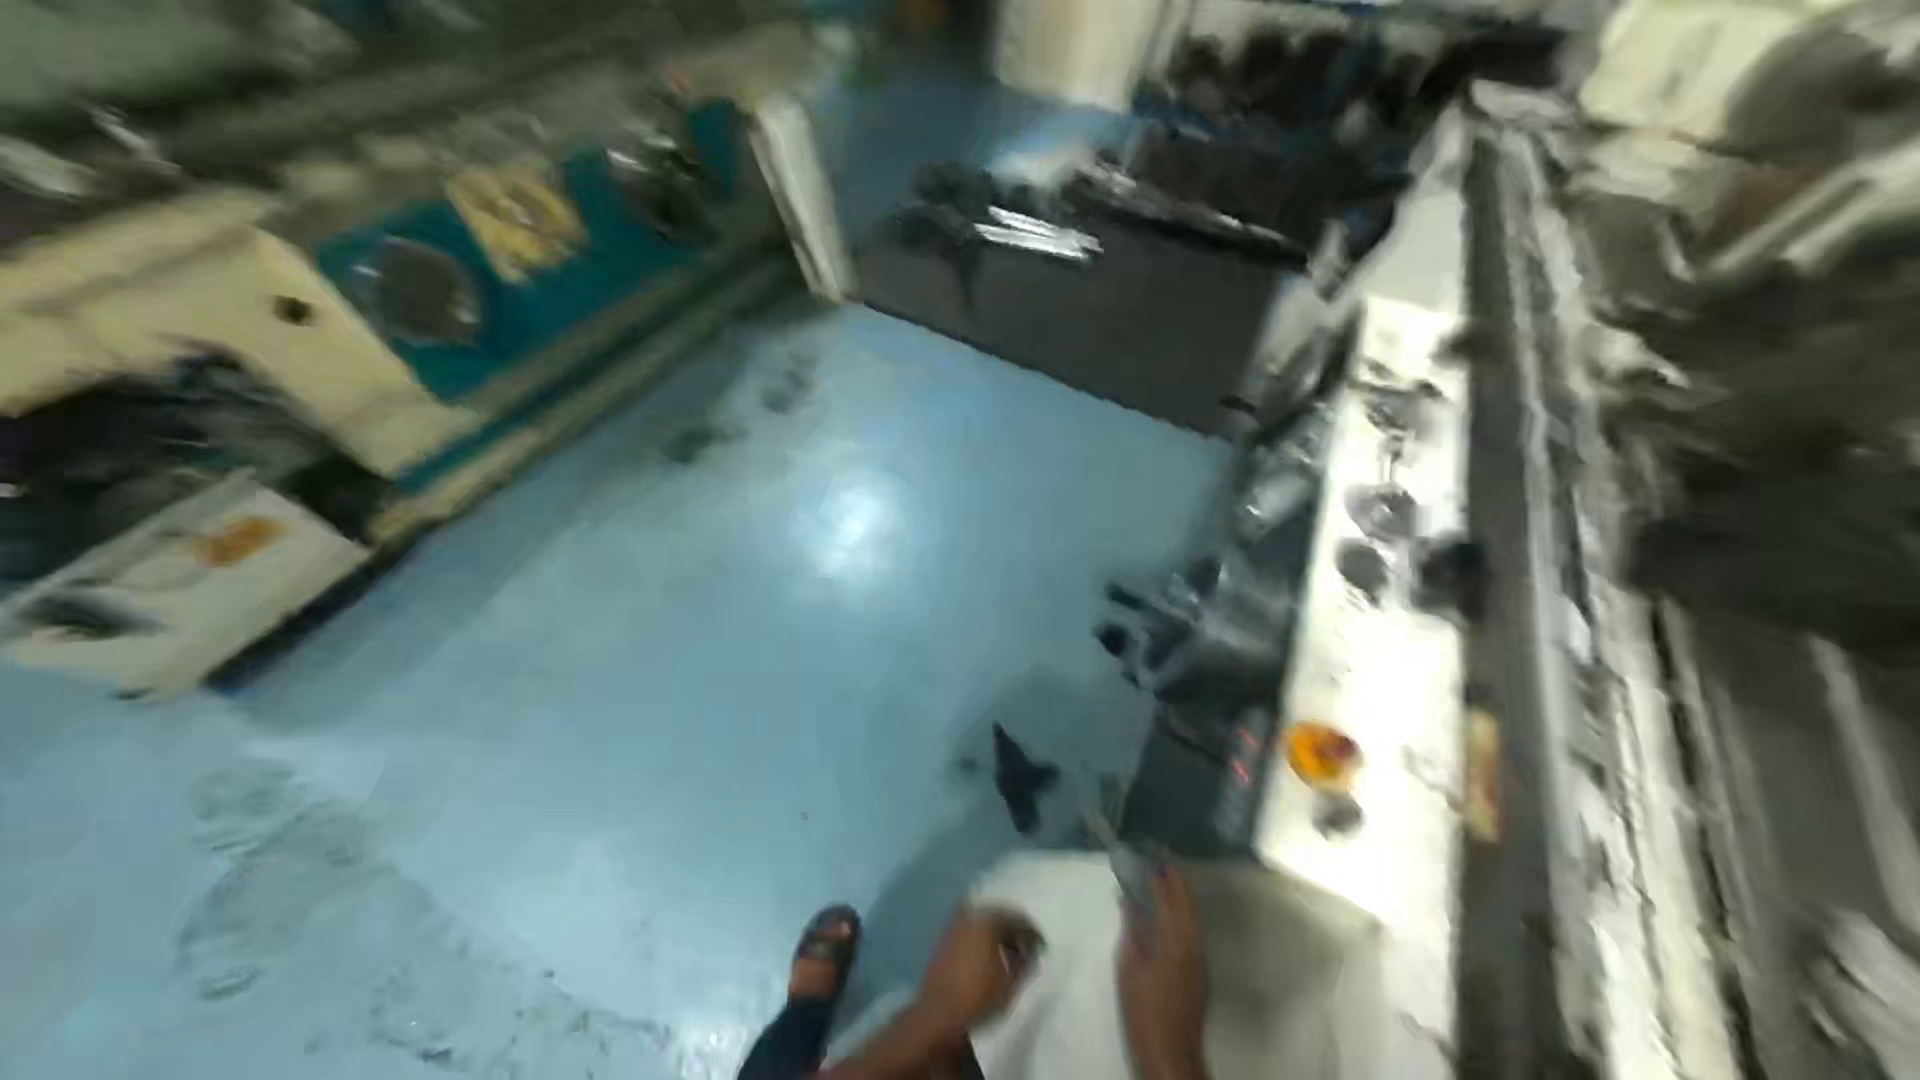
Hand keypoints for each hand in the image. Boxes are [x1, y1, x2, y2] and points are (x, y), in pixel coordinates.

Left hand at [911, 906, 1043, 1045]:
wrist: (938, 1015)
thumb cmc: (978, 997)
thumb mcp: (1011, 983)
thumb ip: (1025, 963)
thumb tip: (1030, 953)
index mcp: (988, 918)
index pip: (1019, 919)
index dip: (1034, 935)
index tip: (1043, 949)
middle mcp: (970, 914)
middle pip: (1000, 918)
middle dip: (1016, 933)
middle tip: (1029, 951)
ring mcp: (955, 925)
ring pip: (985, 925)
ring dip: (999, 937)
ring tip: (1011, 957)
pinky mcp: (945, 938)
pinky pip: (972, 933)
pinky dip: (984, 941)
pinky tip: (991, 959)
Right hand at [1118, 865, 1209, 1079]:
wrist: (1169, 1053)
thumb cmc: (1143, 1010)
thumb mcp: (1129, 968)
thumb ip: (1132, 931)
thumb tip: (1130, 902)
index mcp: (1175, 943)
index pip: (1167, 901)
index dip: (1159, 880)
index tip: (1150, 859)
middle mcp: (1193, 946)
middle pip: (1188, 905)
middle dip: (1178, 882)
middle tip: (1164, 860)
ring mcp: (1200, 960)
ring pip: (1195, 918)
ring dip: (1184, 895)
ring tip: (1170, 877)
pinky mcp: (1200, 971)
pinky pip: (1195, 930)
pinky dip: (1186, 912)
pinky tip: (1175, 910)